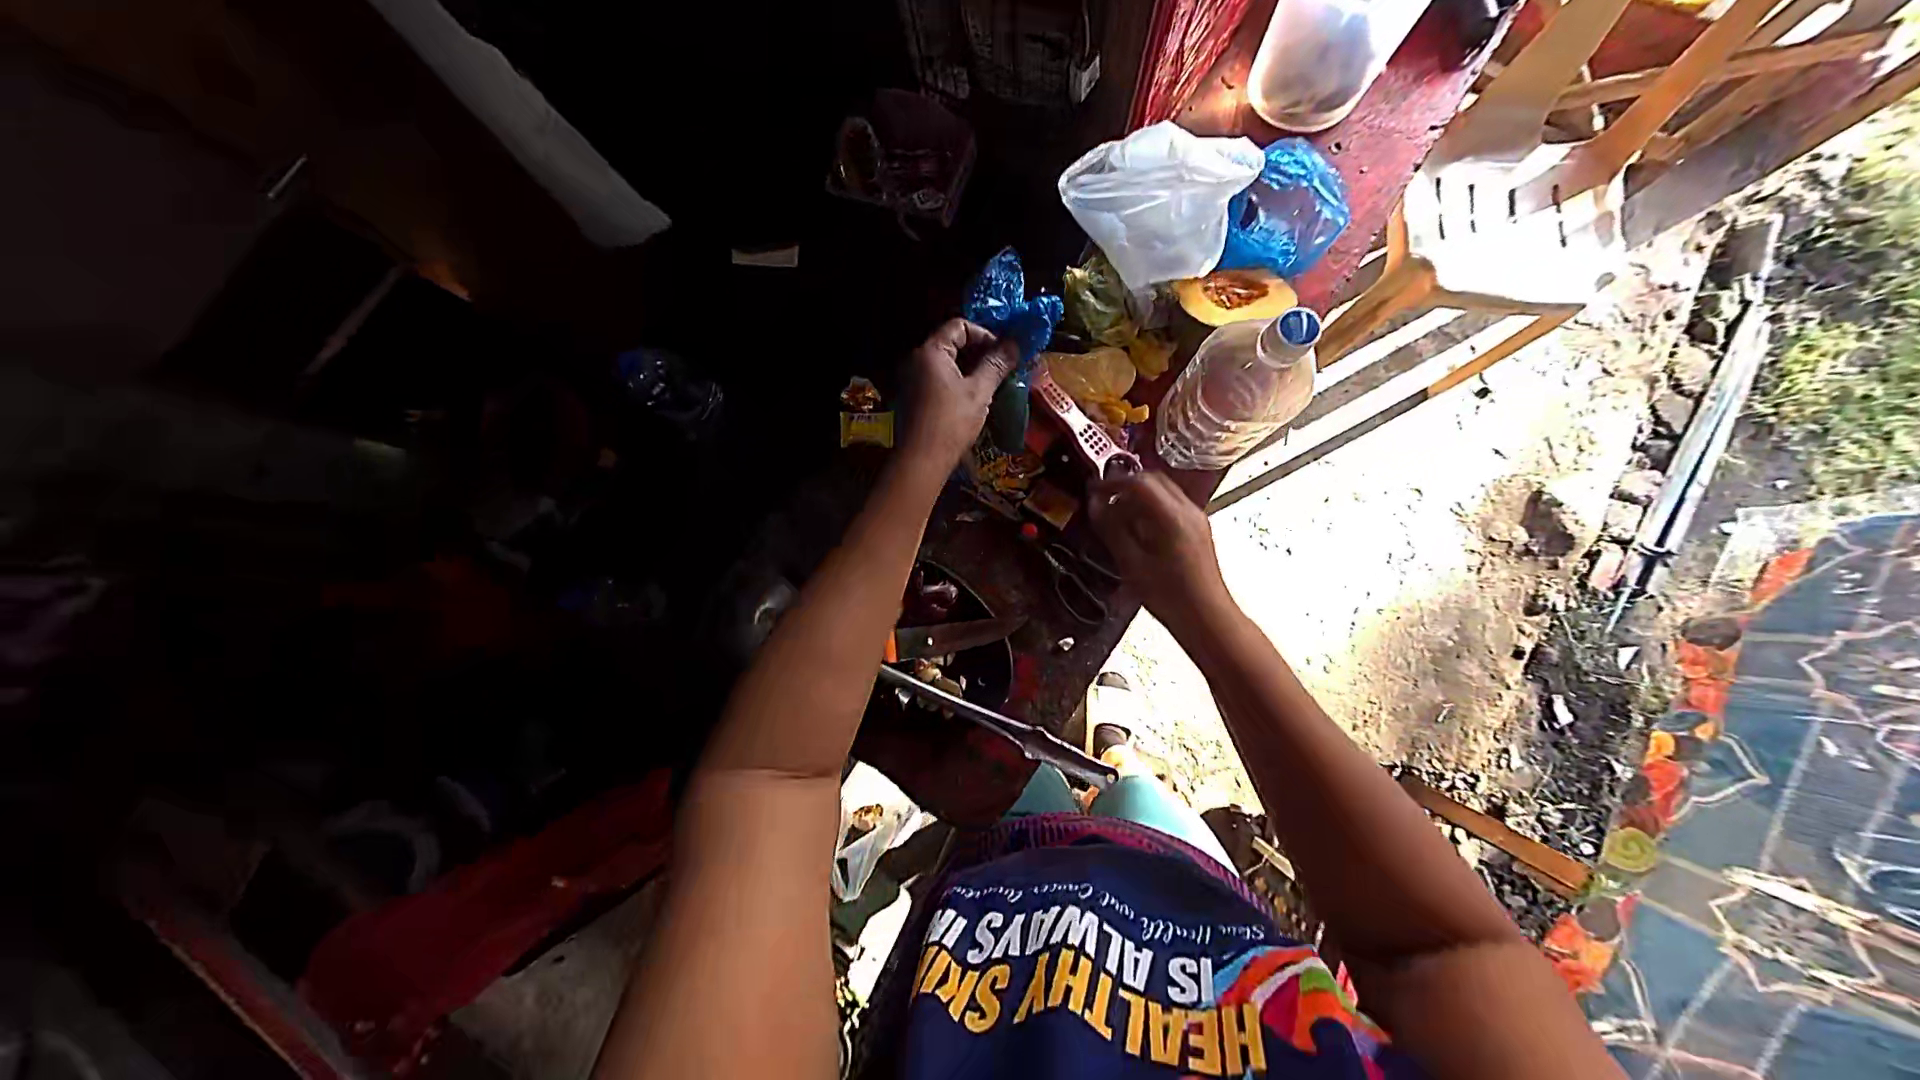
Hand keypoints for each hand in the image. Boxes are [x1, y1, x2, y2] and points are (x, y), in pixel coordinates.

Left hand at [899, 319, 1019, 468]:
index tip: (1004, 352)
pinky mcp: (914, 398)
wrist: (921, 460)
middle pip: (952, 343)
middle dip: (980, 352)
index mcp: (930, 352)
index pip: (959, 326)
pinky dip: (958, 382)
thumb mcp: (979, 391)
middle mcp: (917, 360)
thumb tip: (1015, 345)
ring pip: (947, 363)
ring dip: (971, 369)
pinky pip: (939, 380)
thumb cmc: (951, 422)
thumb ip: (996, 365)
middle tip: (1003, 367)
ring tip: (993, 383)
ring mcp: (912, 379)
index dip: (985, 334)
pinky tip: (975, 397)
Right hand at [1088, 470, 1232, 632]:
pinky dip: (1150, 506)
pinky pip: (1171, 504)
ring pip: (1163, 490)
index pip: (1139, 482)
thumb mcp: (1131, 564)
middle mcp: (1188, 510)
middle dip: (1125, 484)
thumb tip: (1095, 505)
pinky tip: (1137, 527)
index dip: (1112, 483)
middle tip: (1102, 499)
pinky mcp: (1198, 528)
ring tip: (1116, 514)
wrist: (1207, 617)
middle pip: (1153, 480)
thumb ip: (1112, 529)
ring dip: (1138, 495)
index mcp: (1172, 517)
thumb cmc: (1169, 596)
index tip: (1092, 491)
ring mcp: (1196, 518)